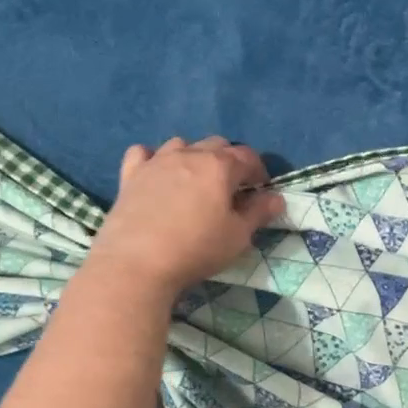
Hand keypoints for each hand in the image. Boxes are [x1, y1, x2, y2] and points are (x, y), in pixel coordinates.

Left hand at [90, 136, 285, 291]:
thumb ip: (258, 213)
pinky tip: (158, 176)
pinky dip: (155, 159)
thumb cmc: (197, 249)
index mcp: (219, 166)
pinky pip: (144, 153)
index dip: (259, 172)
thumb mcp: (238, 236)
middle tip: (231, 189)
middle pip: (216, 144)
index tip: (261, 191)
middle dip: (229, 161)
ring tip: (196, 182)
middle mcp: (188, 154)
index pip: (248, 156)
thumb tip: (276, 198)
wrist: (137, 263)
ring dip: (194, 156)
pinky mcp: (130, 175)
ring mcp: (156, 161)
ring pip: (181, 144)